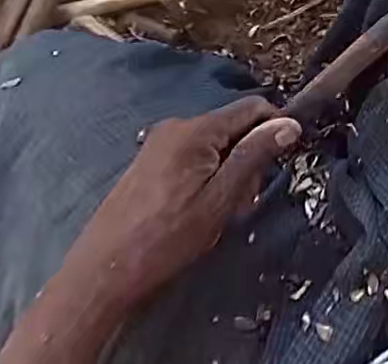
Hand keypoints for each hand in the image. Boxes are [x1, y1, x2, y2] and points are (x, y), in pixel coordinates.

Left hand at [63, 96, 300, 309]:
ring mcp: (158, 144)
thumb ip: (255, 154)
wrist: (95, 281)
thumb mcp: (219, 198)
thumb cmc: (163, 240)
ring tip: (221, 207)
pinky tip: (199, 206)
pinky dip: (207, 173)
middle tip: (245, 196)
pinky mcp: (148, 162)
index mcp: (195, 130)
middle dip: (249, 154)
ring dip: (229, 168)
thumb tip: (291, 124)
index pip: (254, 107)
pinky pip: (194, 153)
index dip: (275, 127)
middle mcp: (176, 126)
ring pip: (216, 142)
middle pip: (234, 125)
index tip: (281, 158)